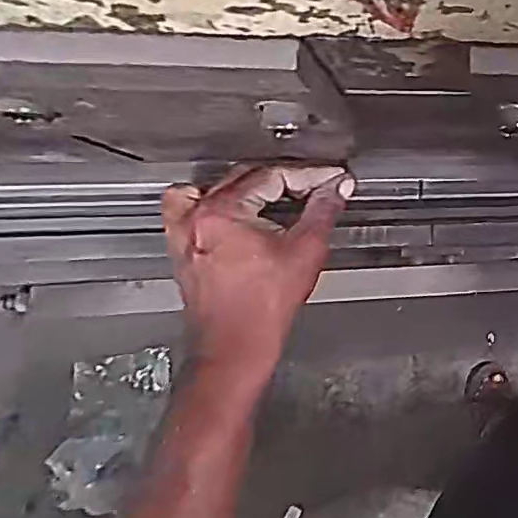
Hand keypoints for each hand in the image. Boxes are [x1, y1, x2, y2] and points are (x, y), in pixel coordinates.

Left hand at [160, 164, 353, 373]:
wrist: (236, 342)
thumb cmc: (263, 305)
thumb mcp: (306, 249)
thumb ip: (323, 210)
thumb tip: (335, 187)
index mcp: (223, 213)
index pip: (274, 176)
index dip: (309, 174)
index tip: (330, 178)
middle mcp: (196, 217)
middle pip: (247, 175)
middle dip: (287, 177)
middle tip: (317, 184)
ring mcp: (183, 231)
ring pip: (219, 185)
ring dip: (253, 183)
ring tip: (281, 191)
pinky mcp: (182, 246)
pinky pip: (190, 205)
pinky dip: (213, 198)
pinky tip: (236, 207)